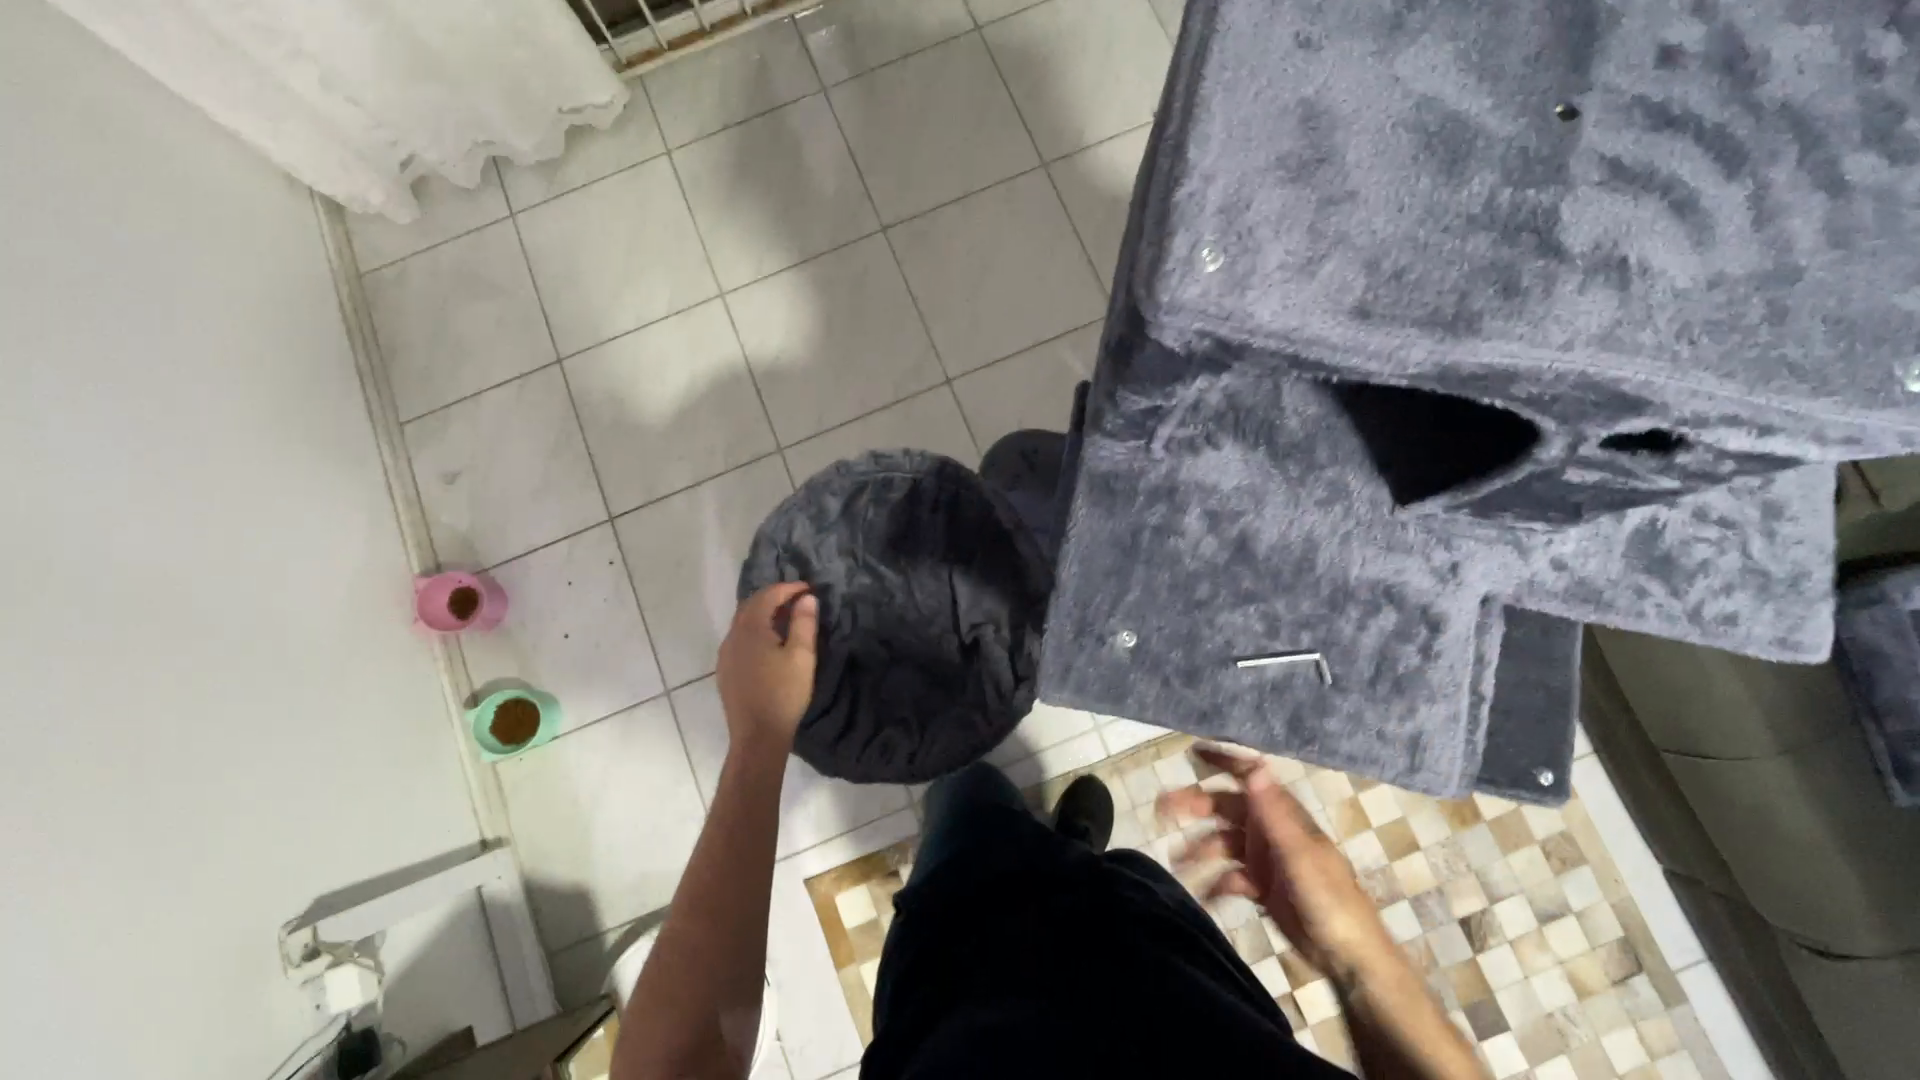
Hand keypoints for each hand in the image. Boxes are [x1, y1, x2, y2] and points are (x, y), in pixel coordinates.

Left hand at [717, 583, 819, 753]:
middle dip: (774, 597)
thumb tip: (806, 598)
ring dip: (763, 614)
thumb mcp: (802, 656)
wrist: (757, 736)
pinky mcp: (726, 670)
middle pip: (751, 605)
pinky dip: (755, 631)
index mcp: (750, 629)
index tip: (809, 589)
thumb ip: (803, 623)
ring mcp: (726, 654)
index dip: (789, 588)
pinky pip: (740, 639)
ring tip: (787, 619)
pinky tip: (770, 643)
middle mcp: (732, 636)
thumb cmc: (783, 695)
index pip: (768, 595)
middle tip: (798, 600)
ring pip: (743, 622)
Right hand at [1159, 745, 1397, 977]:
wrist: (1349, 957)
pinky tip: (1203, 896)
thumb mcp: (1299, 855)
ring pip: (1222, 843)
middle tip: (1161, 810)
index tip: (1193, 751)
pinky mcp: (1262, 887)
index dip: (1223, 761)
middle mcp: (1271, 831)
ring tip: (1176, 864)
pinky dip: (1214, 883)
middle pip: (1225, 809)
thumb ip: (1275, 812)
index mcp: (1282, 816)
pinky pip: (1230, 877)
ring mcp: (1265, 859)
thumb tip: (1255, 766)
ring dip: (1199, 850)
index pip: (1249, 777)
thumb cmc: (1330, 900)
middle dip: (1194, 806)